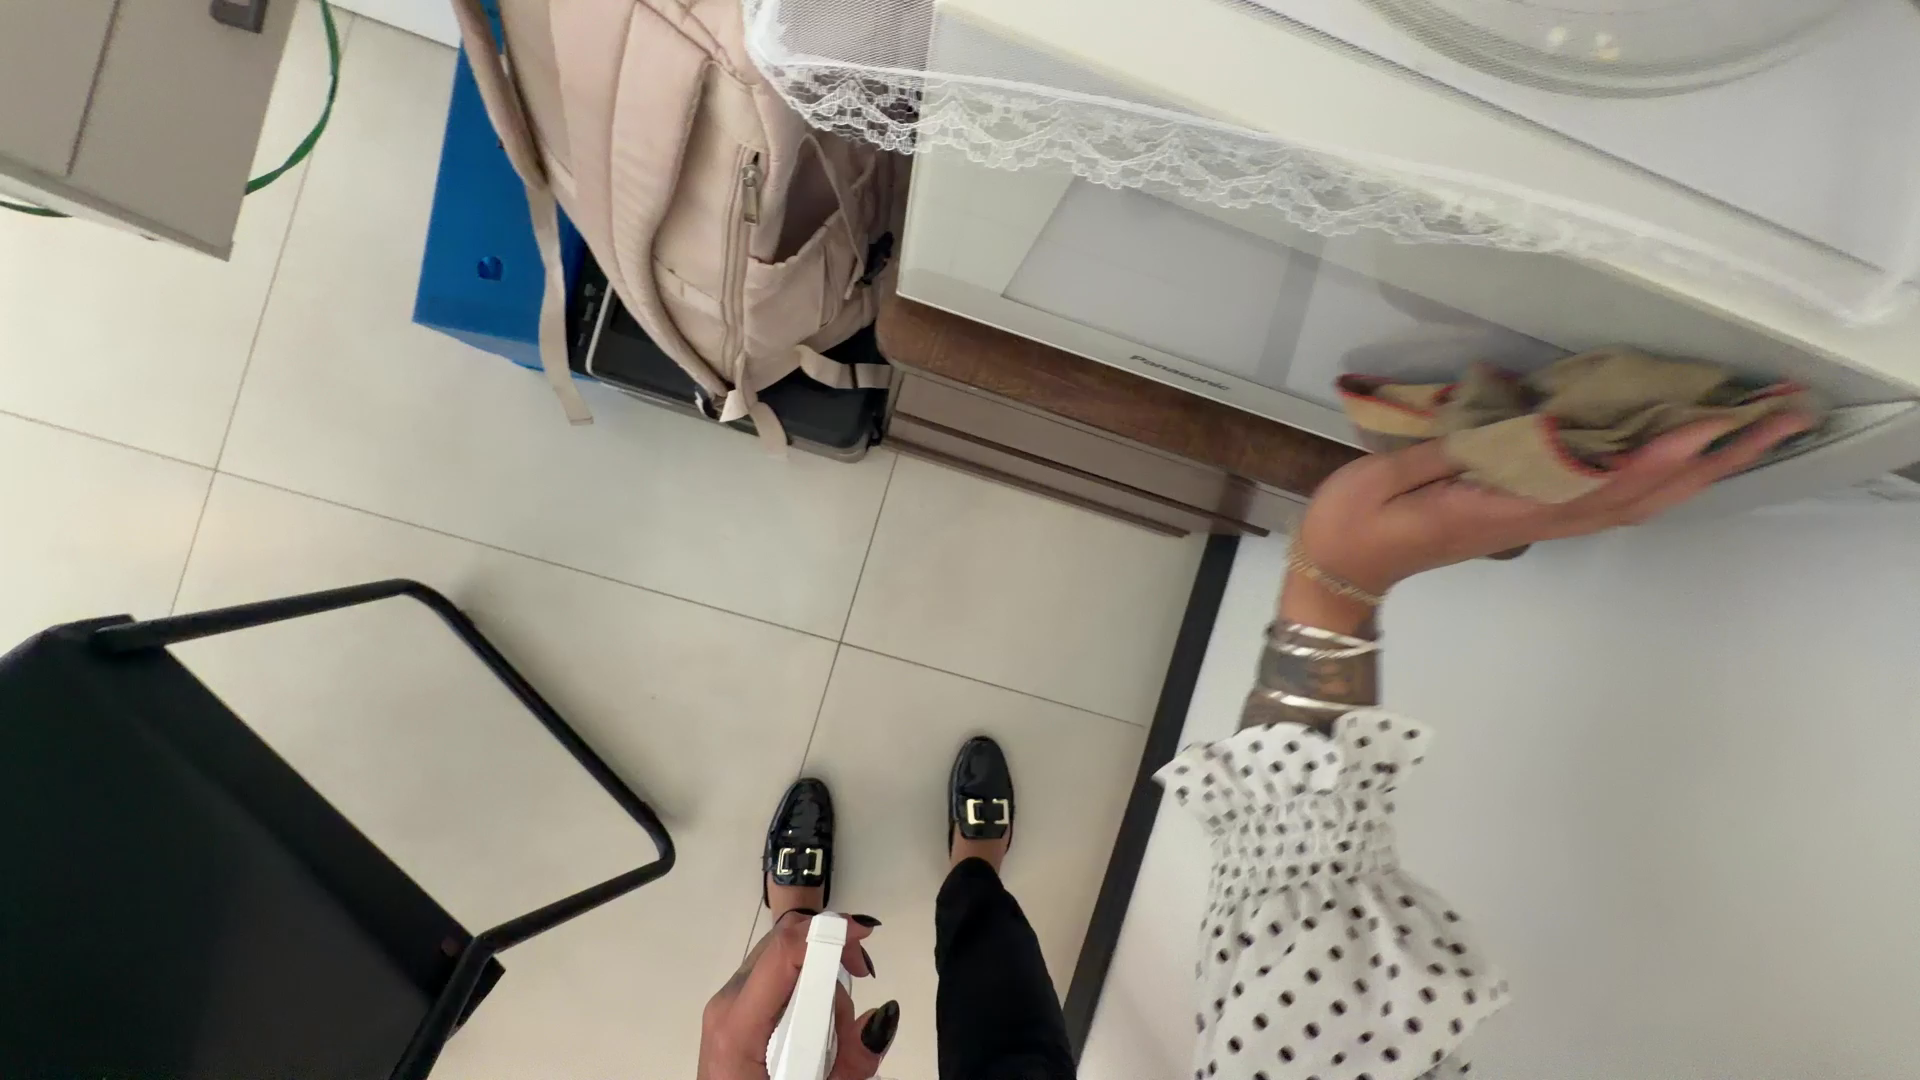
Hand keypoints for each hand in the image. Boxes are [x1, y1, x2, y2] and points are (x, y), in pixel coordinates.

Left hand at [698, 911, 897, 1079]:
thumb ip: (854, 1059)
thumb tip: (882, 1013)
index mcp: (738, 1028)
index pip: (783, 954)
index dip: (826, 932)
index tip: (863, 934)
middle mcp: (728, 1002)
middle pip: (786, 943)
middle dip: (831, 952)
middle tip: (861, 975)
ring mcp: (728, 999)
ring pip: (784, 951)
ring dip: (821, 969)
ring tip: (838, 1018)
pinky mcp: (735, 1002)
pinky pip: (776, 968)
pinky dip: (806, 977)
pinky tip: (819, 1013)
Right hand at [1289, 412, 1813, 621]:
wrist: (1339, 574)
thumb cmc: (1348, 526)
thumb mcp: (1377, 480)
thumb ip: (1442, 452)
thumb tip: (1512, 425)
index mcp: (1487, 510)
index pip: (1586, 485)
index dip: (1651, 456)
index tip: (1710, 421)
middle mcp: (1522, 522)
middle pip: (1631, 500)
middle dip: (1703, 464)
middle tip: (1775, 420)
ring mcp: (1524, 527)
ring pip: (1627, 507)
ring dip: (1692, 475)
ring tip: (1748, 437)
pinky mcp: (1518, 523)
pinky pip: (1602, 507)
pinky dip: (1651, 484)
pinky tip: (1673, 464)